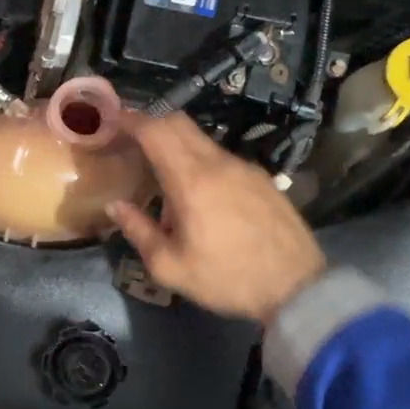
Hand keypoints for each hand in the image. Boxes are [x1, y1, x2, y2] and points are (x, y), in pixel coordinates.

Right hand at [107, 111, 326, 326]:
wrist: (297, 288)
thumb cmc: (226, 279)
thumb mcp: (170, 267)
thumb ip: (138, 231)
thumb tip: (116, 205)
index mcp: (191, 181)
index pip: (156, 131)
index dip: (130, 120)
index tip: (111, 121)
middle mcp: (218, 164)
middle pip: (178, 123)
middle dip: (150, 123)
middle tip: (129, 139)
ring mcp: (244, 168)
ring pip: (201, 140)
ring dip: (175, 144)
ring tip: (160, 170)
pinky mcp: (261, 178)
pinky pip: (221, 157)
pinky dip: (198, 160)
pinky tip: (196, 191)